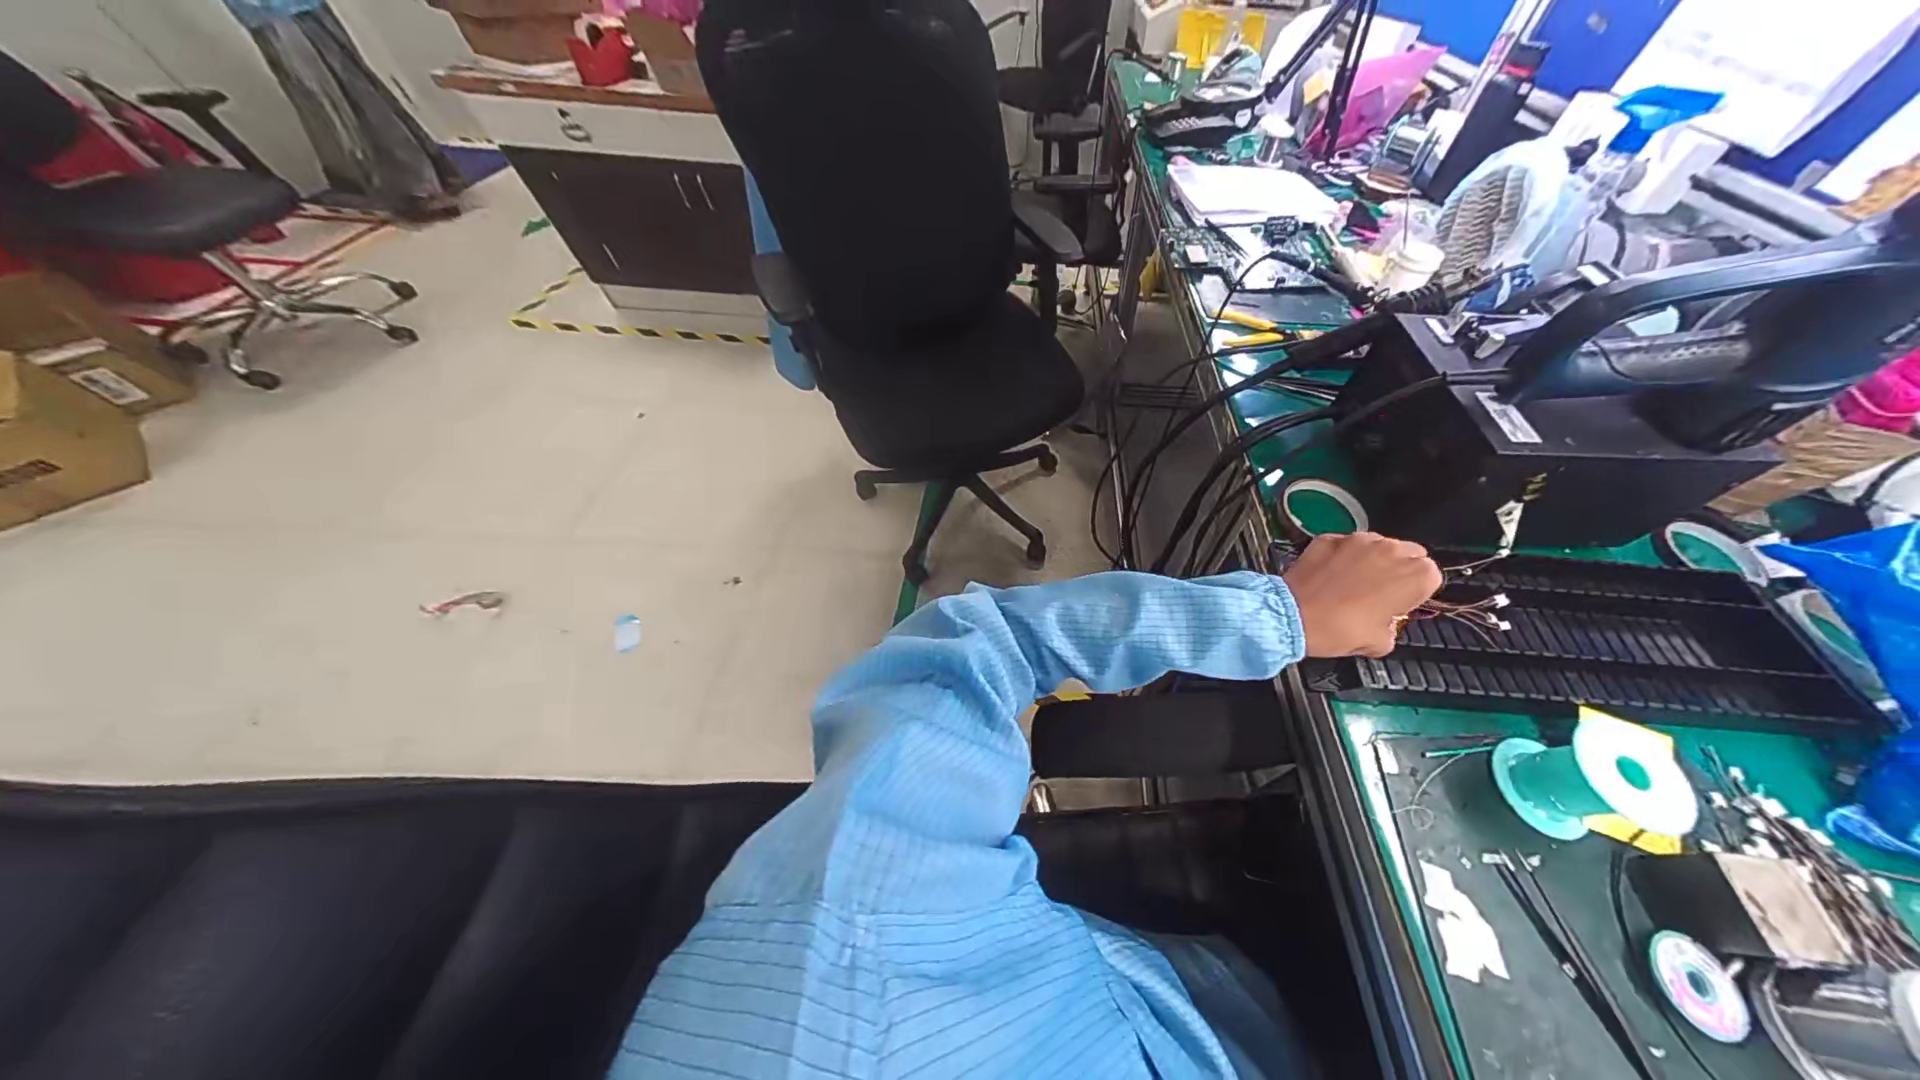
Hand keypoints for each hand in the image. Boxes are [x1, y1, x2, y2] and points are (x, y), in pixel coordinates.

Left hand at [1282, 532, 1441, 657]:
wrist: (1291, 616)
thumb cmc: (1338, 629)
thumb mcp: (1379, 642)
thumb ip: (1392, 628)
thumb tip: (1384, 626)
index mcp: (1416, 575)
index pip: (1430, 577)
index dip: (1415, 592)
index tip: (1399, 604)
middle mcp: (1391, 549)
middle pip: (1408, 554)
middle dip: (1398, 570)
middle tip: (1378, 592)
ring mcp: (1357, 540)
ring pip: (1376, 545)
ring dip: (1370, 559)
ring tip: (1351, 583)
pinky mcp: (1328, 538)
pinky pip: (1342, 545)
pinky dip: (1340, 555)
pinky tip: (1329, 574)